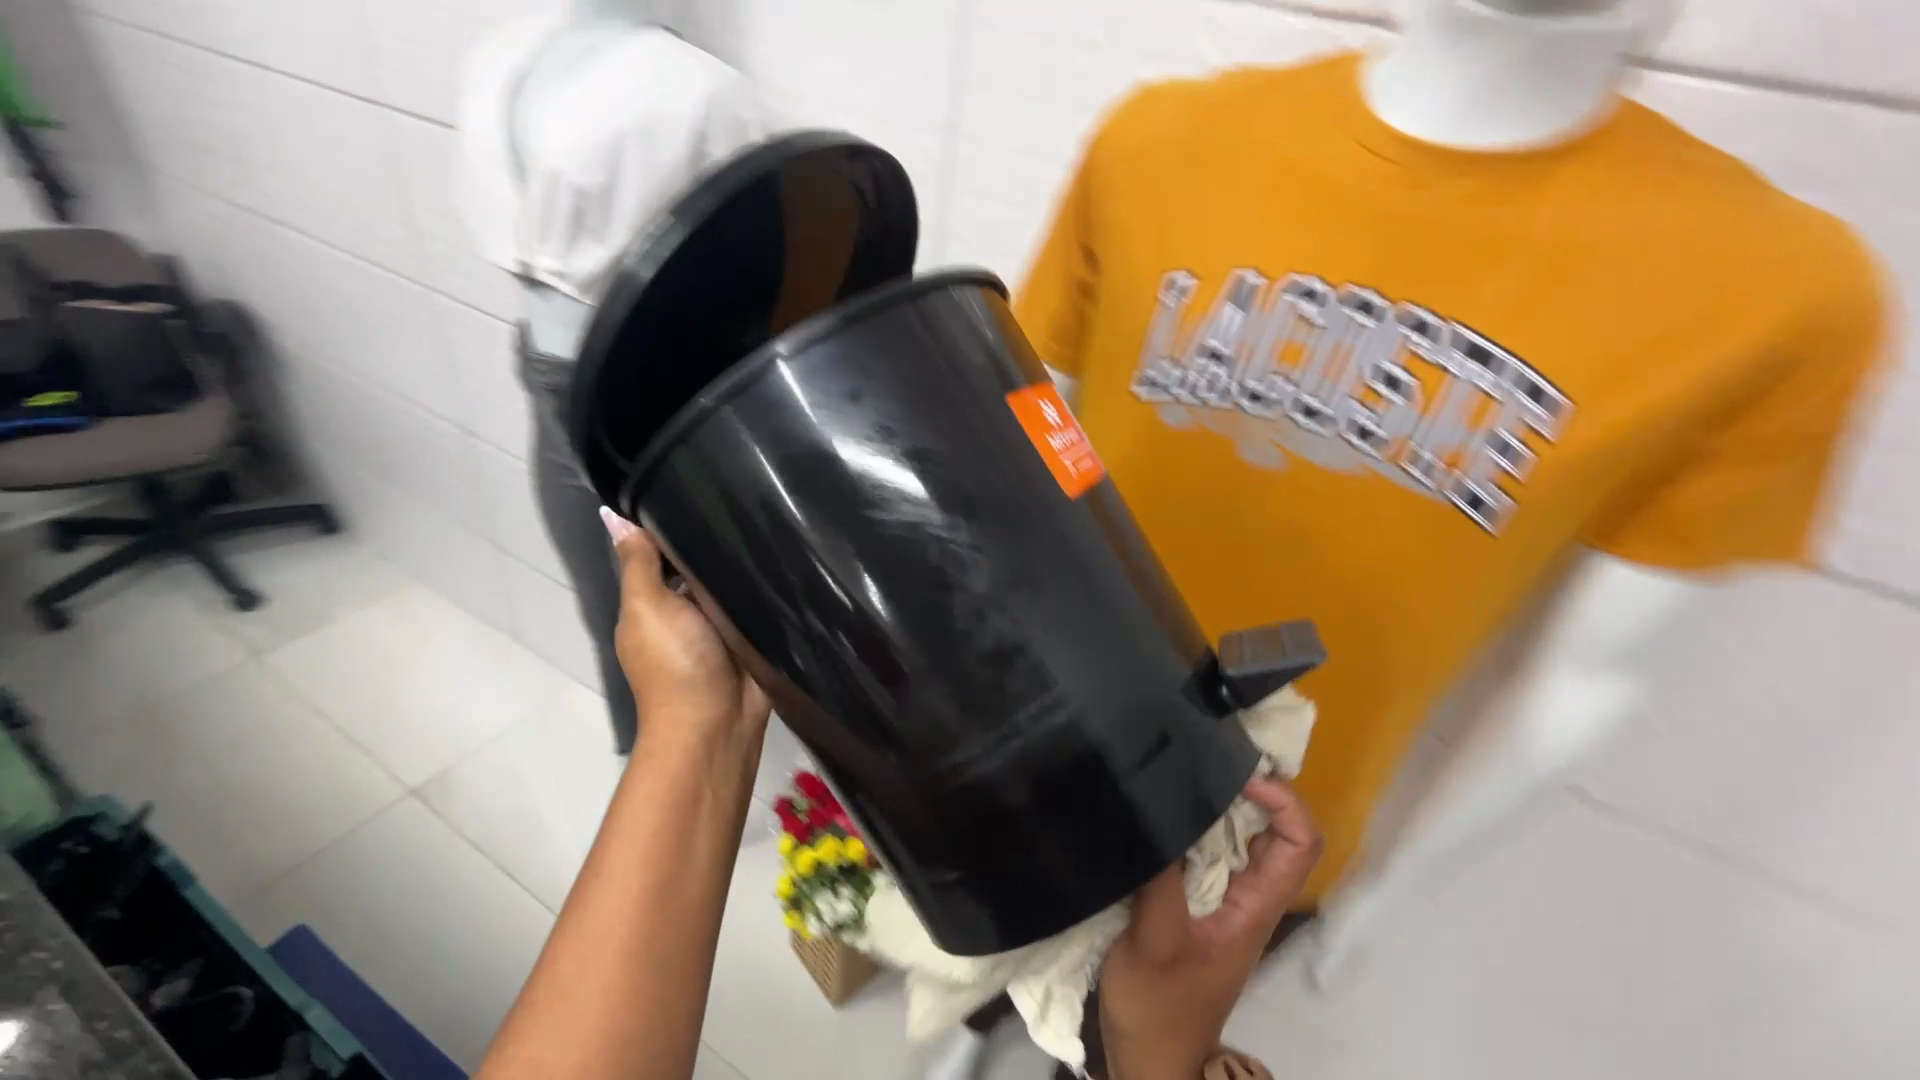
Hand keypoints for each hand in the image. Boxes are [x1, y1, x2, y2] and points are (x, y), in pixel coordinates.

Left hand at [602, 507, 769, 743]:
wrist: (717, 724)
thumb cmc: (675, 662)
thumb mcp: (647, 606)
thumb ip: (638, 562)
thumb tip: (612, 513)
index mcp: (651, 602)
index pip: (659, 551)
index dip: (672, 520)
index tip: (697, 483)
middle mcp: (684, 611)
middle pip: (698, 564)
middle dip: (715, 537)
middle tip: (746, 495)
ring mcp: (720, 626)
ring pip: (731, 582)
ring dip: (745, 560)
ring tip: (773, 514)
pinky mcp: (752, 637)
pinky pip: (758, 603)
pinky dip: (767, 586)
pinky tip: (788, 555)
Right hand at [1098, 778, 1321, 1079]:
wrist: (1148, 1056)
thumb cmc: (1159, 1004)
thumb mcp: (1155, 939)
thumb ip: (1161, 876)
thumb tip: (1158, 809)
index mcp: (1255, 906)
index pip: (1299, 842)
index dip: (1282, 800)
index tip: (1238, 774)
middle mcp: (1247, 896)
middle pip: (1273, 830)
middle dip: (1250, 787)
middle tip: (1205, 751)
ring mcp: (1222, 900)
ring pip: (1238, 838)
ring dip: (1218, 802)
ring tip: (1178, 767)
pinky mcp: (1193, 902)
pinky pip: (1204, 850)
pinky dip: (1191, 821)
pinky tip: (1158, 806)